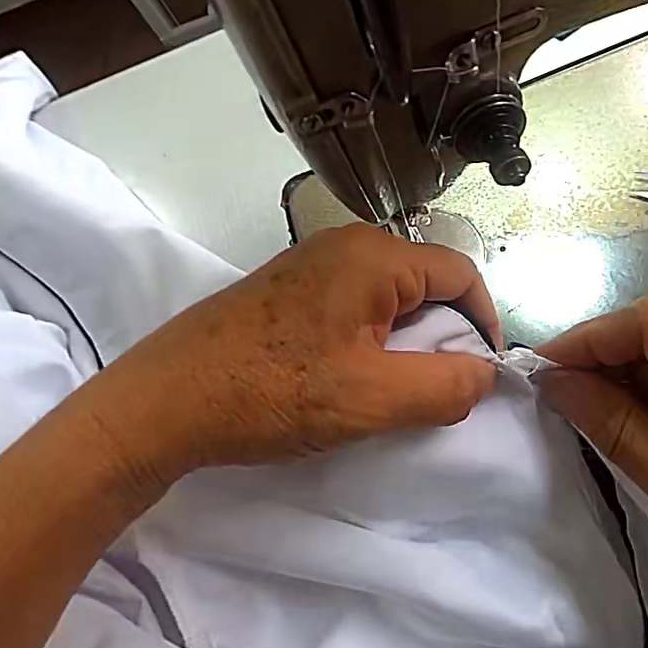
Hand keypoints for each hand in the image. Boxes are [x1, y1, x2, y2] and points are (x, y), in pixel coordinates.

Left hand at [64, 225, 500, 500]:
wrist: (161, 403)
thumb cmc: (271, 393)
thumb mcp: (372, 399)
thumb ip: (445, 387)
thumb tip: (485, 375)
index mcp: (374, 256)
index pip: (461, 273)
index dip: (484, 321)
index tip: (482, 371)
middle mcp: (346, 244)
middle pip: (426, 281)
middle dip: (444, 334)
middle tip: (436, 386)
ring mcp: (312, 263)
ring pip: (390, 295)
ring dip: (407, 339)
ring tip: (393, 386)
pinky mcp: (288, 288)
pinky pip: (355, 303)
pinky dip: (372, 337)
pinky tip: (350, 374)